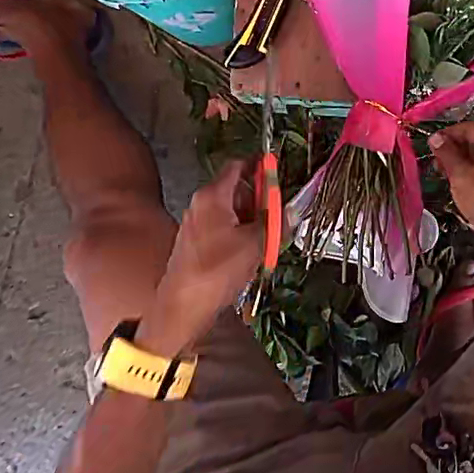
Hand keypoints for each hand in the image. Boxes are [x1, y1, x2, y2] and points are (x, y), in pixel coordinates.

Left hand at [140, 158, 264, 356]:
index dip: (259, 166)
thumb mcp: (256, 244)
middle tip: (277, 214)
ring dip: (251, 218)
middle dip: (259, 199)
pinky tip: (249, 253)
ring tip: (266, 238)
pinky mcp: (194, 241)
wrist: (183, 306)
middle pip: (236, 189)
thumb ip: (276, 222)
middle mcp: (201, 203)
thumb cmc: (217, 270)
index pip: (238, 165)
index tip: (277, 173)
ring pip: (230, 210)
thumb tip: (290, 211)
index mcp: (213, 196)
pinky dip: (238, 232)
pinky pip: (222, 227)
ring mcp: (195, 222)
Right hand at [429, 122, 473, 260]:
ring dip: (459, 164)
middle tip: (435, 161)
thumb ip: (447, 154)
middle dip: (453, 149)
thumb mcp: (461, 176)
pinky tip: (459, 188)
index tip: (432, 143)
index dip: (449, 132)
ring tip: (444, 175)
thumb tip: (436, 137)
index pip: (470, 128)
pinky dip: (469, 177)